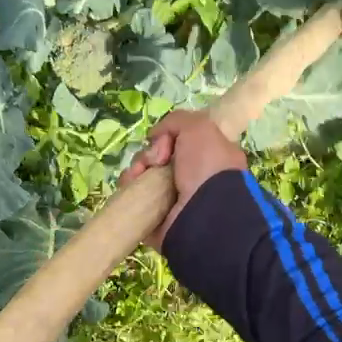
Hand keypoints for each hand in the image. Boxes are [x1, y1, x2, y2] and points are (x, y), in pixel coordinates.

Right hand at [118, 110, 248, 249]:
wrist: (203, 213)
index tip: (166, 140)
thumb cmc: (207, 167)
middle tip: (156, 160)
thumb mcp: (200, 128)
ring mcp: (175, 202)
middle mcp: (194, 181)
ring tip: (140, 173)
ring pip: (146, 177)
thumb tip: (156, 137)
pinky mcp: (157, 219)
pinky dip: (129, 188)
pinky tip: (131, 184)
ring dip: (137, 169)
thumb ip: (178, 121)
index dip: (170, 138)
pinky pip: (136, 197)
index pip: (184, 144)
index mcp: (211, 161)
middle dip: (150, 155)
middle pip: (161, 159)